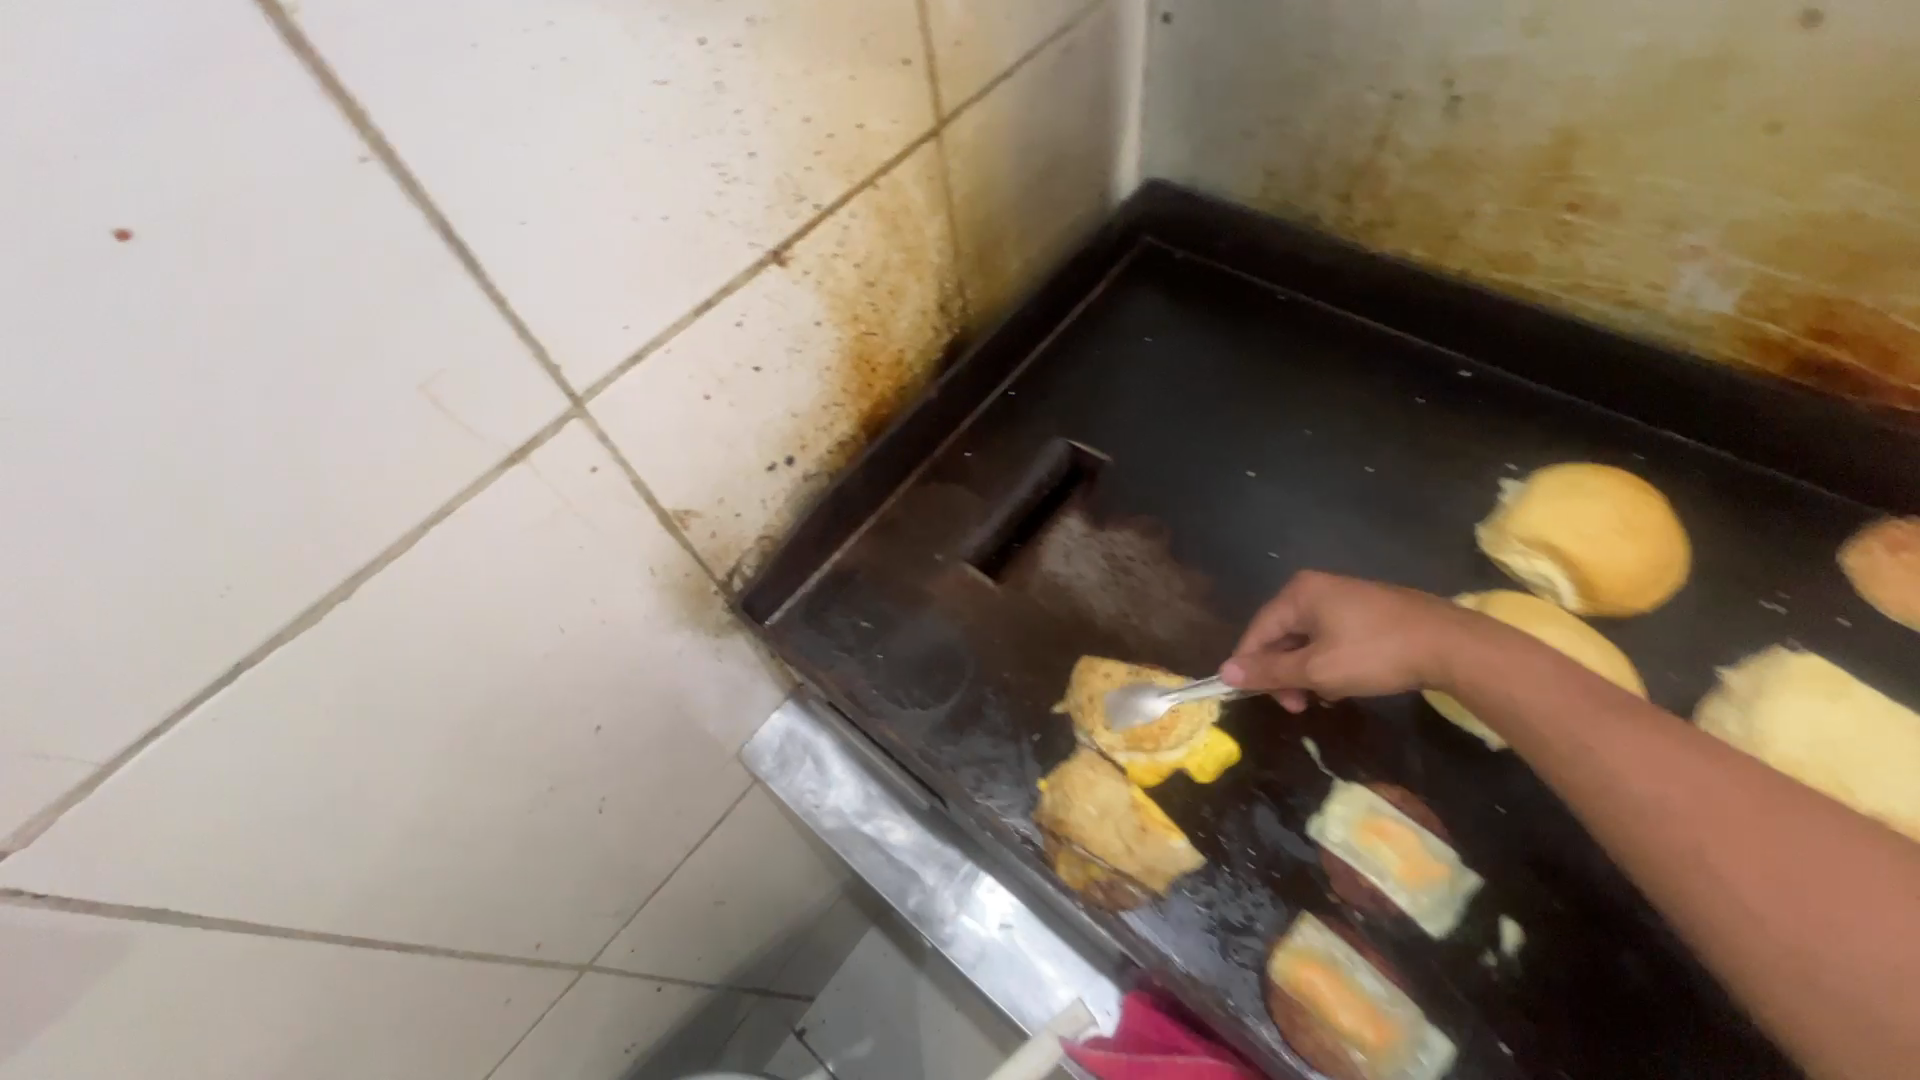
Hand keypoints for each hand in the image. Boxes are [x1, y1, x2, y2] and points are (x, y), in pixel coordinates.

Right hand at [1218, 571, 1464, 712]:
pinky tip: (1343, 684)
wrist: (1452, 645)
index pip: (1257, 631)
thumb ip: (1269, 672)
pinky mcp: (1369, 609)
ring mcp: (1345, 596)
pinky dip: (1328, 661)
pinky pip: (1332, 636)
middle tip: (1296, 706)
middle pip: (1282, 634)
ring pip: (1307, 639)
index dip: (1250, 666)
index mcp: (1298, 594)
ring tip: (1324, 699)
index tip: (1253, 698)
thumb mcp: (1316, 671)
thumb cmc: (1375, 654)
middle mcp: (1317, 587)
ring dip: (1306, 671)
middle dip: (1283, 673)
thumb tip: (1225, 673)